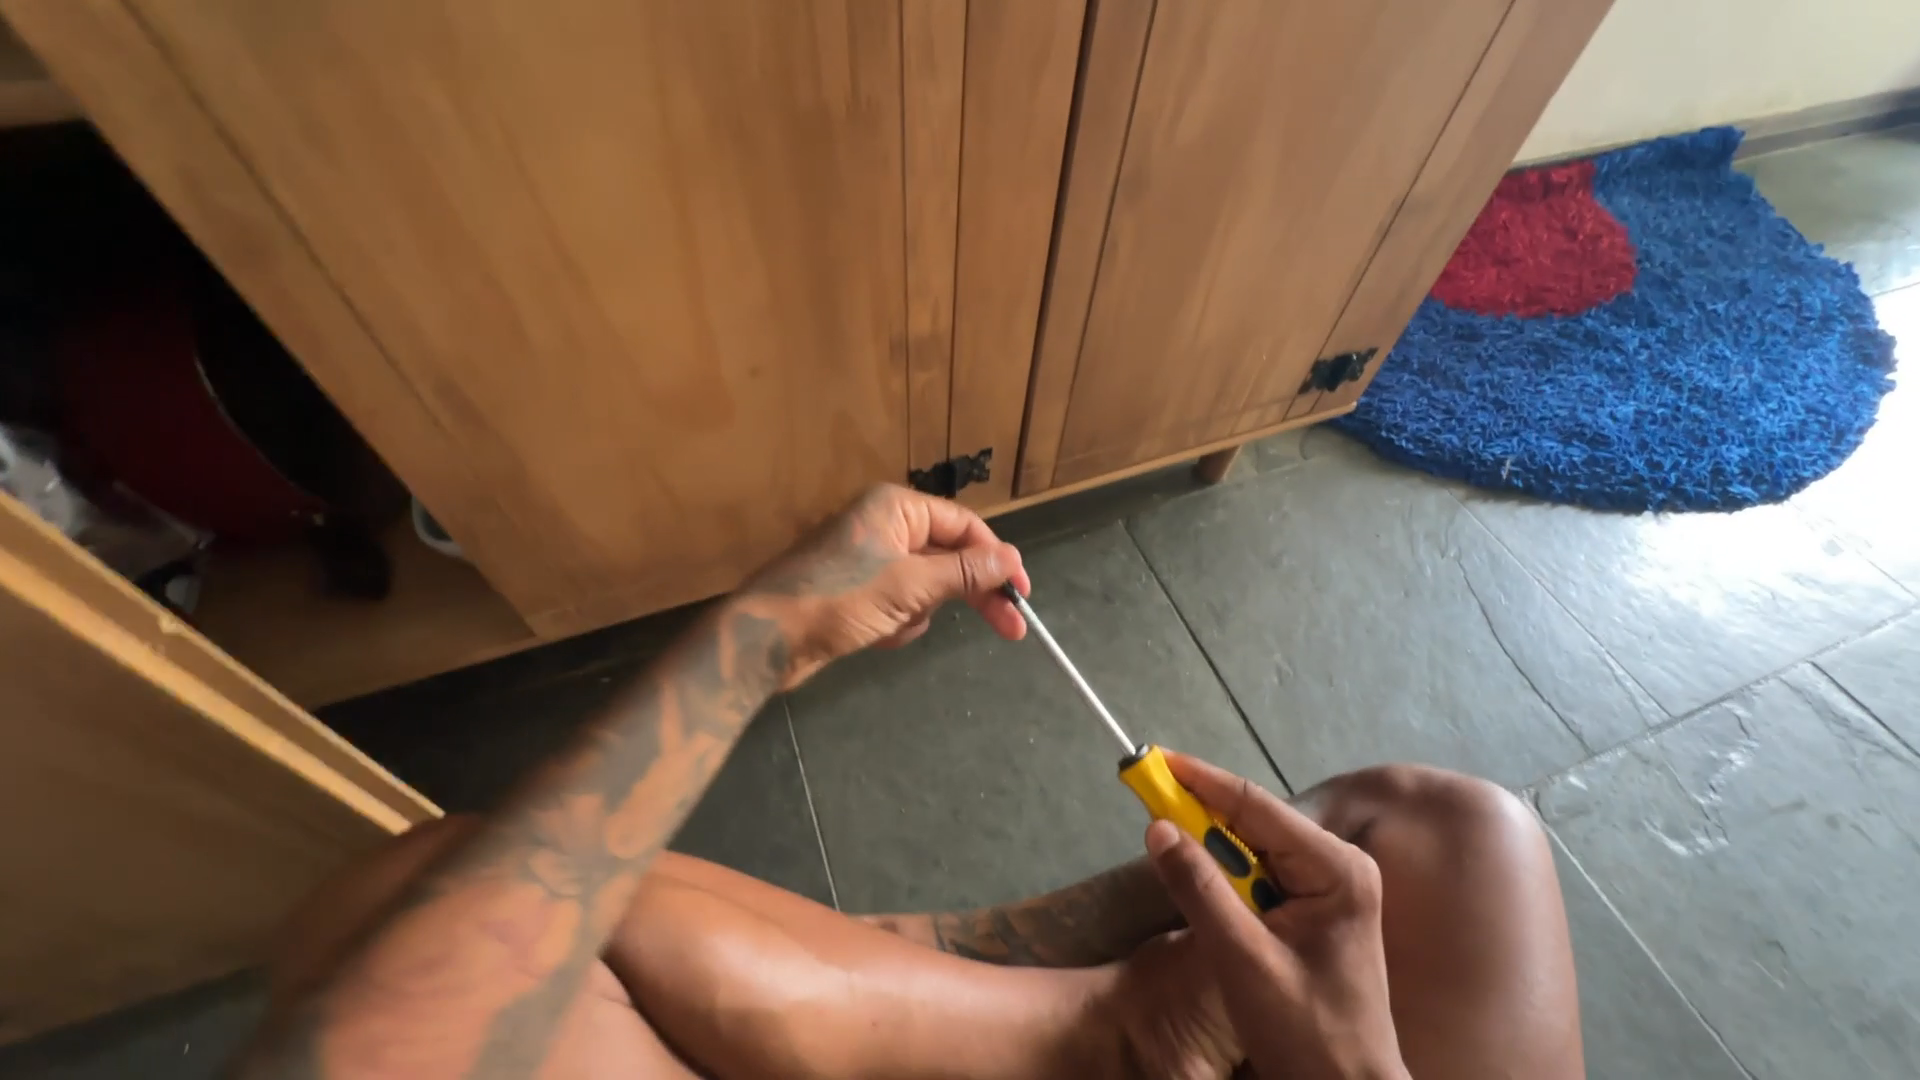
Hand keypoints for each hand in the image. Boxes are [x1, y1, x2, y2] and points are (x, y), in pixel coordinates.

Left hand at [742, 483, 1028, 687]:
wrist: (767, 640)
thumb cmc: (839, 600)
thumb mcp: (911, 586)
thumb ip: (966, 573)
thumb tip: (1013, 560)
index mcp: (896, 508)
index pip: (964, 526)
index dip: (998, 558)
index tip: (1022, 592)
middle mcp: (885, 526)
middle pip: (950, 557)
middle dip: (972, 594)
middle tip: (1012, 628)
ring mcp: (871, 560)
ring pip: (927, 587)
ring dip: (919, 612)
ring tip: (891, 625)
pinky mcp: (859, 591)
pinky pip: (901, 605)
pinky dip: (897, 624)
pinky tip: (874, 635)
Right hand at [1144, 753, 1407, 1079]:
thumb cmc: (1305, 1032)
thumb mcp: (1243, 959)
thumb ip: (1199, 889)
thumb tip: (1156, 827)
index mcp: (1336, 868)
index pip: (1255, 806)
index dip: (1200, 780)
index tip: (1154, 759)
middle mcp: (1336, 863)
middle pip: (1252, 819)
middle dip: (1198, 807)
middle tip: (1147, 791)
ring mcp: (1325, 883)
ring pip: (1250, 842)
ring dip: (1205, 837)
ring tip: (1162, 820)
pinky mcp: (1310, 904)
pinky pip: (1254, 868)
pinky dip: (1218, 865)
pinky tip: (1192, 863)